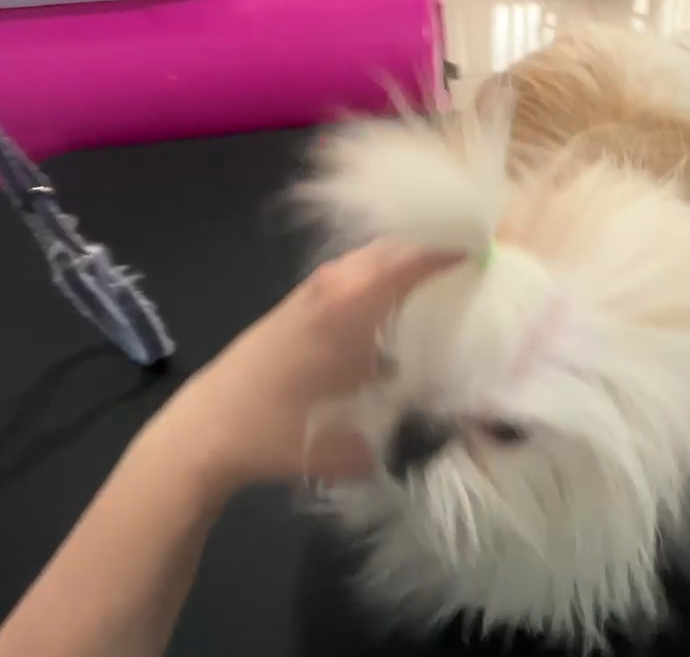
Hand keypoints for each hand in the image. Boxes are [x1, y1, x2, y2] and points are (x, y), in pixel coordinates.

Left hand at [142, 242, 462, 493]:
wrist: (203, 432)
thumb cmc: (278, 433)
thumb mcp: (352, 442)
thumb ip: (408, 432)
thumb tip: (454, 428)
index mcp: (349, 307)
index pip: (410, 260)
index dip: (450, 251)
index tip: (486, 252)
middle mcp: (333, 285)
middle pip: (393, 247)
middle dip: (434, 247)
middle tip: (473, 263)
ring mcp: (314, 289)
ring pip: (372, 257)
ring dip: (407, 260)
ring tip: (444, 279)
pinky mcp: (301, 301)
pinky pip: (356, 271)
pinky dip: (384, 273)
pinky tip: (400, 304)